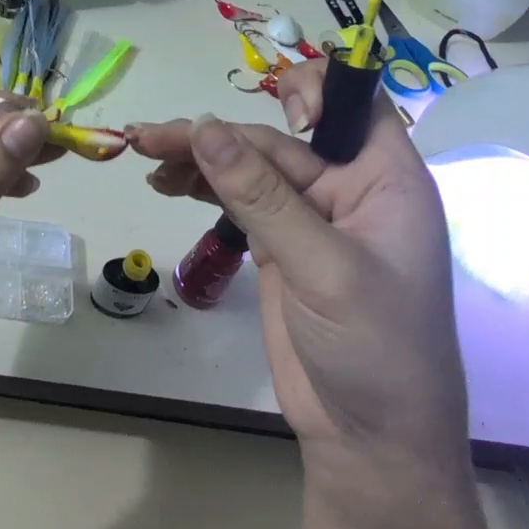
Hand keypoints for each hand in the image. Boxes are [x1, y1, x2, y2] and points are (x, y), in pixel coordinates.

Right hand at [128, 60, 485, 528]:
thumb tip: (204, 129)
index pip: (354, 104)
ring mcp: (309, 218)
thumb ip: (261, 196)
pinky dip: (202, 187)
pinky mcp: (279, 244)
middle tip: (149, 138)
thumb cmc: (375, 349)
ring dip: (198, 158)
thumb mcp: (323, 268)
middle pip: (276, 139)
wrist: (369, 440)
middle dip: (217, 135)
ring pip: (248, 167)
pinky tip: (167, 181)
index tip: (274, 109)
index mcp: (384, 179)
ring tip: (144, 154)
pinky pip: (236, 199)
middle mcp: (347, 188)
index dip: (315, 88)